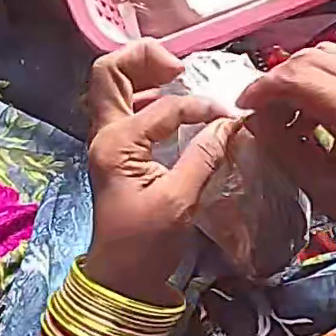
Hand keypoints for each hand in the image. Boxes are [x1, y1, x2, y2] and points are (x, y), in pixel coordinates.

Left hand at [83, 41, 238, 304]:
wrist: (120, 277)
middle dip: (144, 58)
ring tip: (179, 79)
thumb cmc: (146, 244)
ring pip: (112, 86)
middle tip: (180, 69)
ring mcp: (106, 141)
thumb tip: (231, 123)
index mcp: (116, 145)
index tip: (229, 118)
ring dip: (143, 74)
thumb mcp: (180, 201)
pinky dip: (147, 97)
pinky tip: (173, 107)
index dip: (200, 107)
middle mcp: (104, 135)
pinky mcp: (115, 151)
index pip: (163, 108)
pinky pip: (125, 108)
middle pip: (107, 72)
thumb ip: (205, 156)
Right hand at [236, 42, 335, 277]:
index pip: (296, 77)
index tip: (245, 107)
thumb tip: (255, 119)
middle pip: (310, 58)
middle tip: (264, 111)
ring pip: (330, 53)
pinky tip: (319, 107)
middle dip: (278, 79)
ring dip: (301, 75)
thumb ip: (283, 146)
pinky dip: (326, 77)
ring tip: (290, 109)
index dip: (261, 88)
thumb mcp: (323, 187)